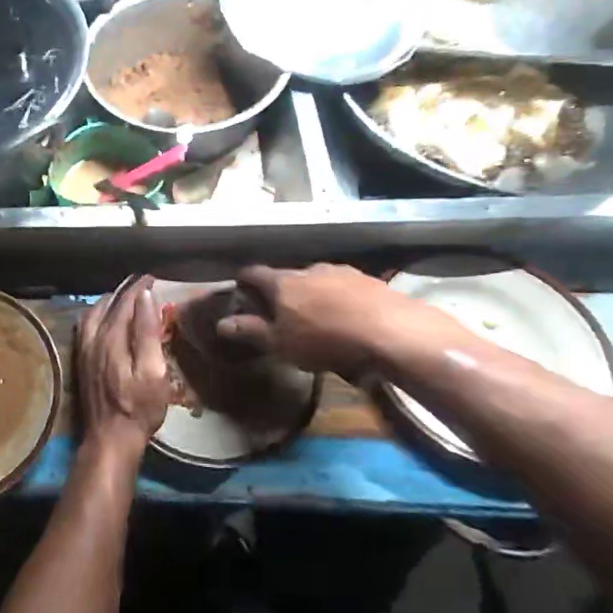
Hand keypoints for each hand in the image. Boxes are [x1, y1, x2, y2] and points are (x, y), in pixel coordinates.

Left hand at [76, 277, 171, 457]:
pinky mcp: (81, 360)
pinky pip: (86, 325)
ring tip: (125, 296)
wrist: (110, 437)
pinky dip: (98, 314)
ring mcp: (84, 349)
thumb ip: (147, 332)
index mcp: (112, 337)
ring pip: (94, 312)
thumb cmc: (139, 407)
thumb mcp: (153, 371)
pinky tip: (105, 318)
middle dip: (126, 290)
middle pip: (108, 304)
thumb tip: (145, 297)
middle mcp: (93, 338)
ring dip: (110, 300)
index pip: (126, 301)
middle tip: (143, 284)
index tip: (153, 278)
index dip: (140, 287)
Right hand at [216, 264, 474, 376]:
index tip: (240, 288)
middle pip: (287, 275)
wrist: (391, 332)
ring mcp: (342, 271)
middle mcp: (309, 268)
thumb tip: (221, 324)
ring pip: (317, 280)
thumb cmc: (324, 339)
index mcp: (282, 282)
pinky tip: (346, 317)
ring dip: (312, 293)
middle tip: (281, 311)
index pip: (254, 272)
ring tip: (317, 316)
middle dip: (281, 290)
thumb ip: (251, 331)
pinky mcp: (369, 280)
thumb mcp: (280, 343)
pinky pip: (344, 287)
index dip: (244, 280)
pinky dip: (338, 298)